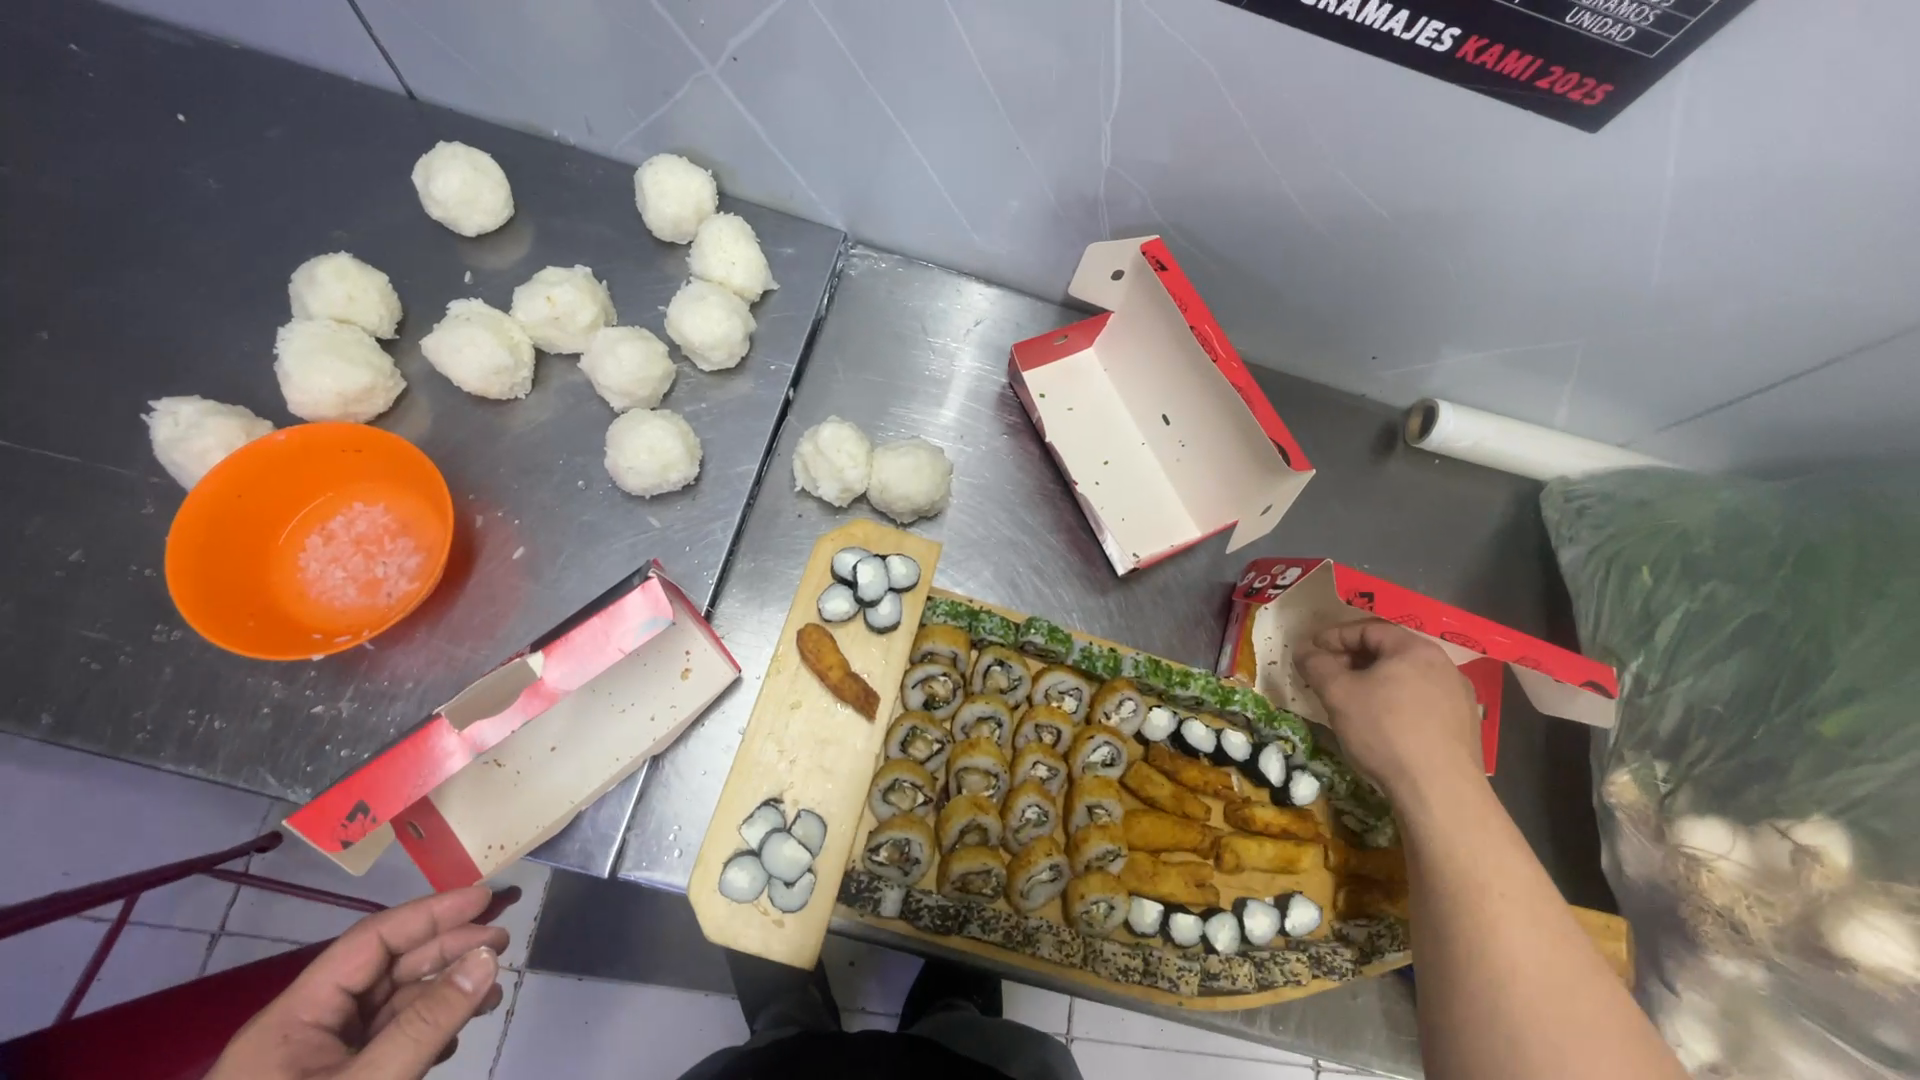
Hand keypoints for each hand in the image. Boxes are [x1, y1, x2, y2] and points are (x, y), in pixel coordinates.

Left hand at [207, 885, 515, 1079]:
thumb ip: (427, 1022)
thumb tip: (486, 956)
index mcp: (293, 1019)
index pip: (371, 941)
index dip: (430, 913)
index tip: (485, 899)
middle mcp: (304, 1031)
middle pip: (385, 970)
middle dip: (445, 951)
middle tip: (504, 942)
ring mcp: (317, 1064)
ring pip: (391, 1006)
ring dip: (444, 992)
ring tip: (493, 993)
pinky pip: (387, 1042)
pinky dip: (428, 1029)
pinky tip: (457, 1034)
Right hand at [1294, 620, 1480, 798]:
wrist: (1439, 790)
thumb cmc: (1384, 731)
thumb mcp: (1337, 694)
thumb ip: (1316, 665)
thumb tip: (1304, 651)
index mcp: (1414, 649)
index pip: (1366, 629)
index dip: (1333, 637)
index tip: (1310, 653)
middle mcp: (1443, 665)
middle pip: (1388, 652)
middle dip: (1352, 661)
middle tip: (1327, 678)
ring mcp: (1459, 696)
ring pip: (1406, 678)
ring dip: (1375, 684)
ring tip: (1352, 703)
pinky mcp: (1465, 725)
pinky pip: (1422, 702)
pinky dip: (1397, 705)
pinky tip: (1384, 727)